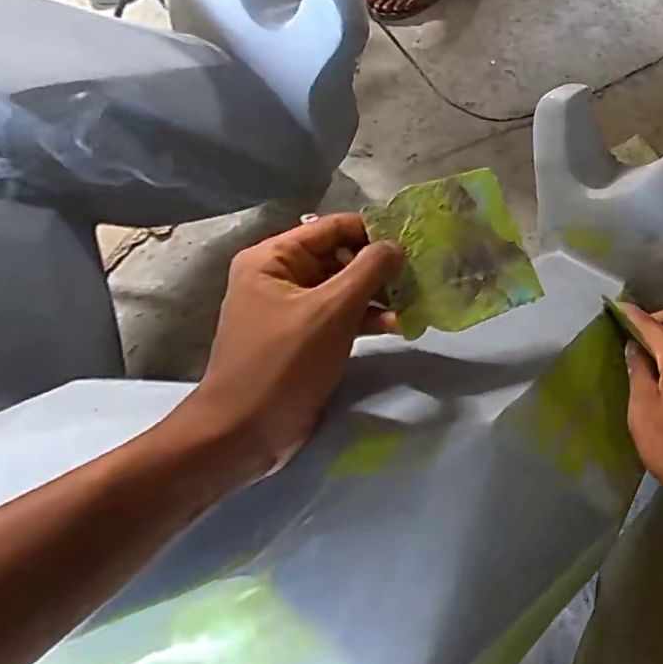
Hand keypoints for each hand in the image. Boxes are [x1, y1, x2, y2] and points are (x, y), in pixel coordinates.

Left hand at [169, 214, 400, 477]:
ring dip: (379, 294)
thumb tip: (396, 245)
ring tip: (415, 303)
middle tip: (420, 277)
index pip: (333, 227)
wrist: (242, 436)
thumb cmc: (283, 364)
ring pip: (345, 287)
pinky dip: (368, 317)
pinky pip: (341, 315)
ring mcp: (292, 308)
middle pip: (341, 256)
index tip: (414, 243)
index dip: (374, 231)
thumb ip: (368, 270)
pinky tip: (399, 325)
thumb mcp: (331, 311)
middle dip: (380, 267)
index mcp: (273, 258)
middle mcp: (280, 276)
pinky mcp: (304, 337)